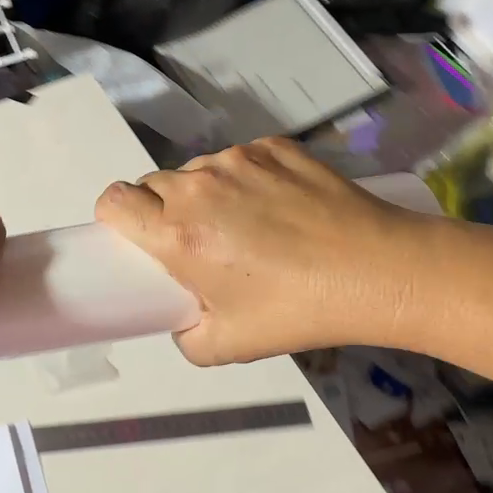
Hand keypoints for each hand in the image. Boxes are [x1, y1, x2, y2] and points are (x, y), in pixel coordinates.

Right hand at [95, 138, 430, 365]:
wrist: (380, 271)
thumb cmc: (297, 311)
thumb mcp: (227, 346)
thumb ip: (184, 335)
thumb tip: (181, 318)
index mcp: (177, 233)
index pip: (113, 200)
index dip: (115, 217)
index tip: (134, 236)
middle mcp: (198, 187)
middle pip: (152, 185)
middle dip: (161, 210)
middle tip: (196, 242)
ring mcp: (237, 160)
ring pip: (196, 171)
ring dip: (205, 194)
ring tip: (247, 226)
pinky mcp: (273, 146)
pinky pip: (238, 160)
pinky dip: (245, 180)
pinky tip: (278, 207)